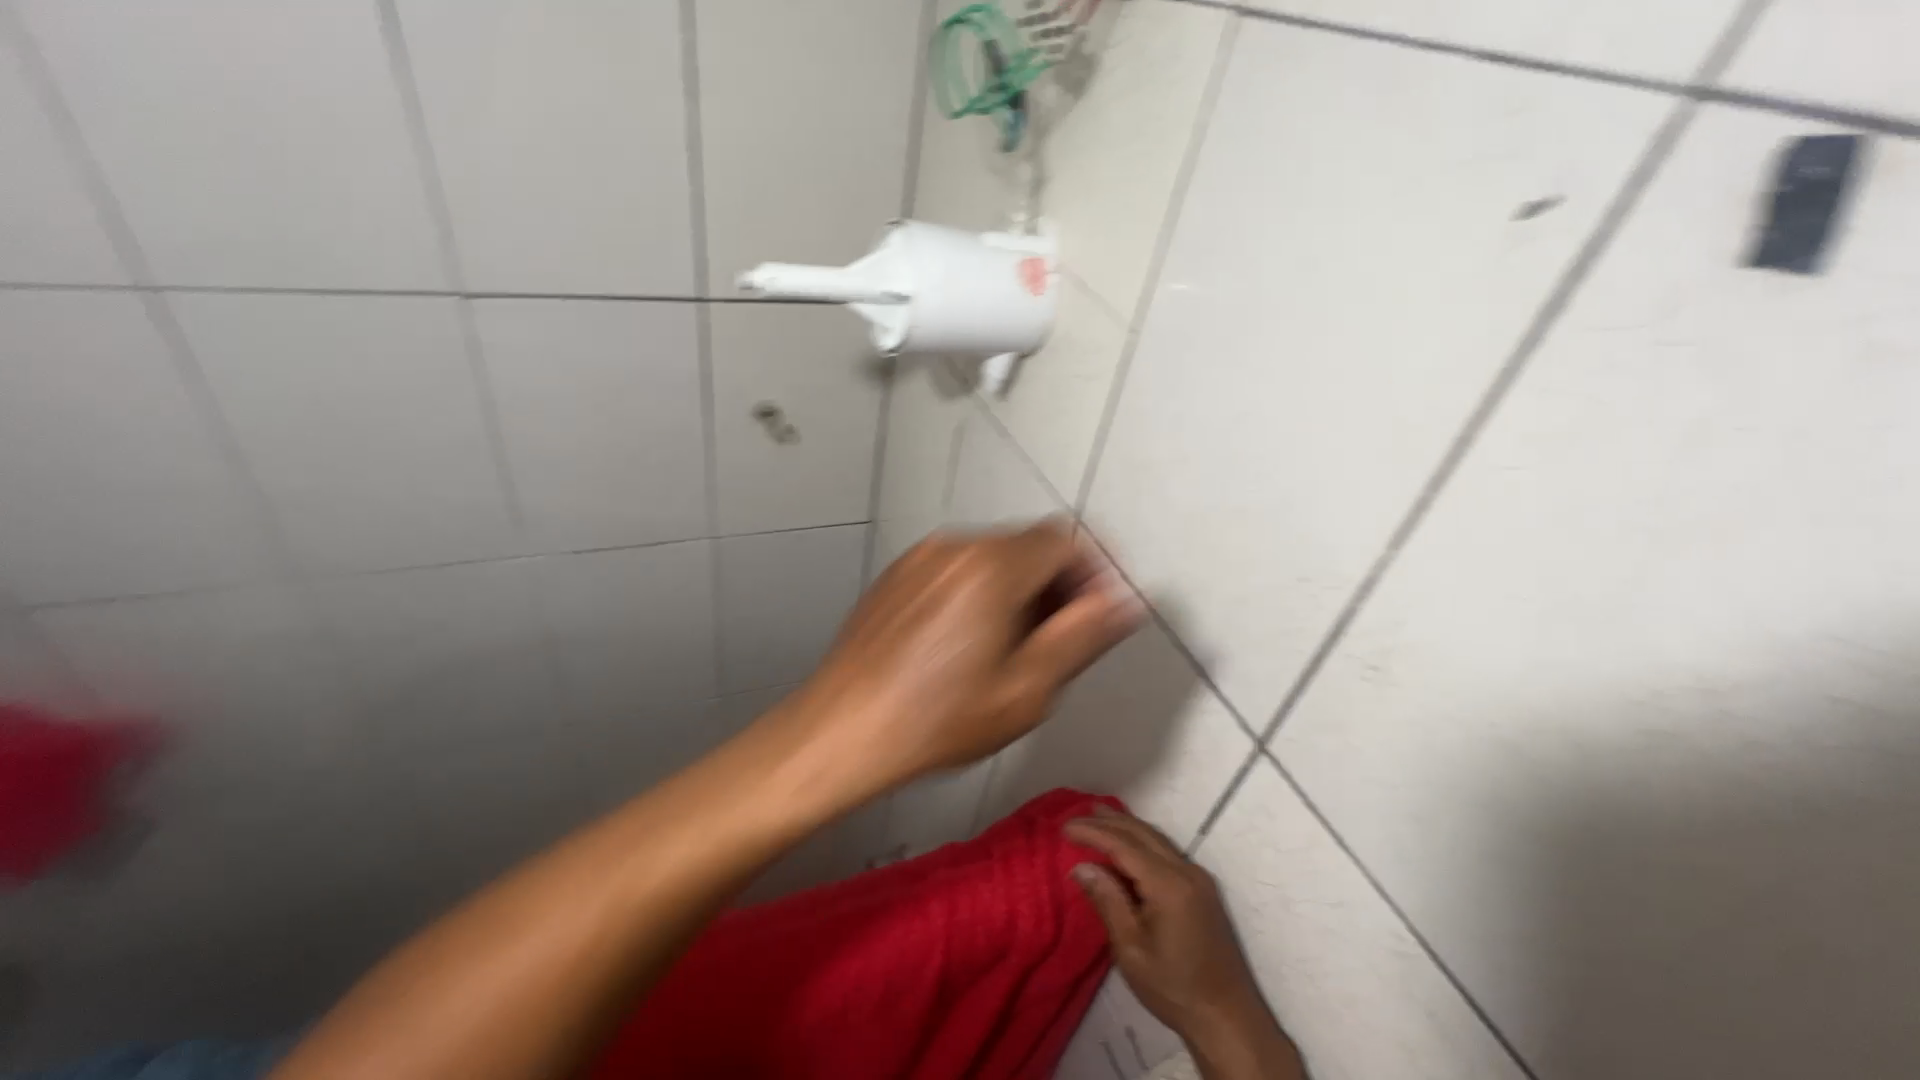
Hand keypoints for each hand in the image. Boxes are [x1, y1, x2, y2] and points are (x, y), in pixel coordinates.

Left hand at [786, 519, 1142, 795]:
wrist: (844, 730)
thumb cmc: (939, 719)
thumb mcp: (1027, 690)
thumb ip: (1083, 635)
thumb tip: (1127, 601)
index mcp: (992, 566)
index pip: (1066, 538)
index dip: (1094, 573)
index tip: (1096, 618)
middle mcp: (955, 546)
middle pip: (1029, 545)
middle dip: (1056, 585)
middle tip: (1058, 644)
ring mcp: (920, 559)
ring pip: (993, 558)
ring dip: (1019, 591)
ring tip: (1012, 652)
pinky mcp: (897, 577)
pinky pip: (957, 571)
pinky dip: (980, 594)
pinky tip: (967, 647)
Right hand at [1065, 807, 1296, 1071]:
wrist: (1226, 1016)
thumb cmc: (1173, 988)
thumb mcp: (1131, 949)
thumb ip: (1108, 901)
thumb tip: (1082, 866)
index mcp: (1168, 885)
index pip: (1124, 845)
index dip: (1093, 833)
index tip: (1063, 827)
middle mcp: (1186, 872)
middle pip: (1143, 834)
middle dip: (1110, 821)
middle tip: (1078, 813)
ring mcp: (1198, 880)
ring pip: (1157, 840)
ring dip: (1127, 827)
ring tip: (1099, 818)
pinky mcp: (1202, 891)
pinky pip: (1167, 853)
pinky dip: (1142, 842)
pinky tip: (1128, 846)